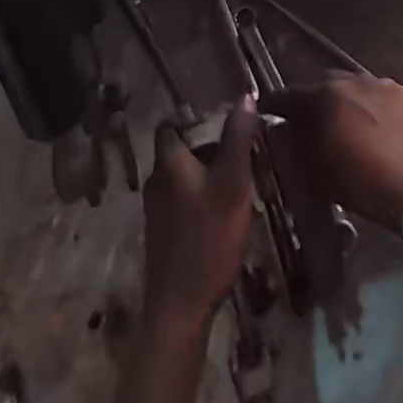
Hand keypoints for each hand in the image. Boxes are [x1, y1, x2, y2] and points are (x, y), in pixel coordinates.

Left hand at [140, 98, 258, 322]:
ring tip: (242, 177)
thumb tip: (245, 97)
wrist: (180, 305)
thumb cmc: (209, 239)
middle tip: (244, 151)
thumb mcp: (233, 184)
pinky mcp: (163, 229)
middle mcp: (156, 180)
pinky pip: (183, 196)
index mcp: (169, 163)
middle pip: (181, 149)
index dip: (196, 118)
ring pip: (183, 174)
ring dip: (209, 170)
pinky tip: (227, 207)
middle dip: (210, 145)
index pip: (171, 125)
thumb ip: (239, 140)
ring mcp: (156, 207)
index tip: (226, 121)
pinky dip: (202, 192)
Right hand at [261, 72, 402, 227]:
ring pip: (353, 88)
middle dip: (314, 102)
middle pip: (323, 86)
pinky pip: (377, 94)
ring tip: (347, 126)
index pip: (289, 95)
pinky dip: (370, 106)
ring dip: (344, 102)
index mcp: (326, 98)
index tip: (269, 113)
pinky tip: (374, 127)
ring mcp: (382, 84)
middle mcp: (353, 81)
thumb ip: (298, 143)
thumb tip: (287, 129)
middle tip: (312, 125)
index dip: (276, 106)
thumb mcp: (318, 171)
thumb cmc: (364, 184)